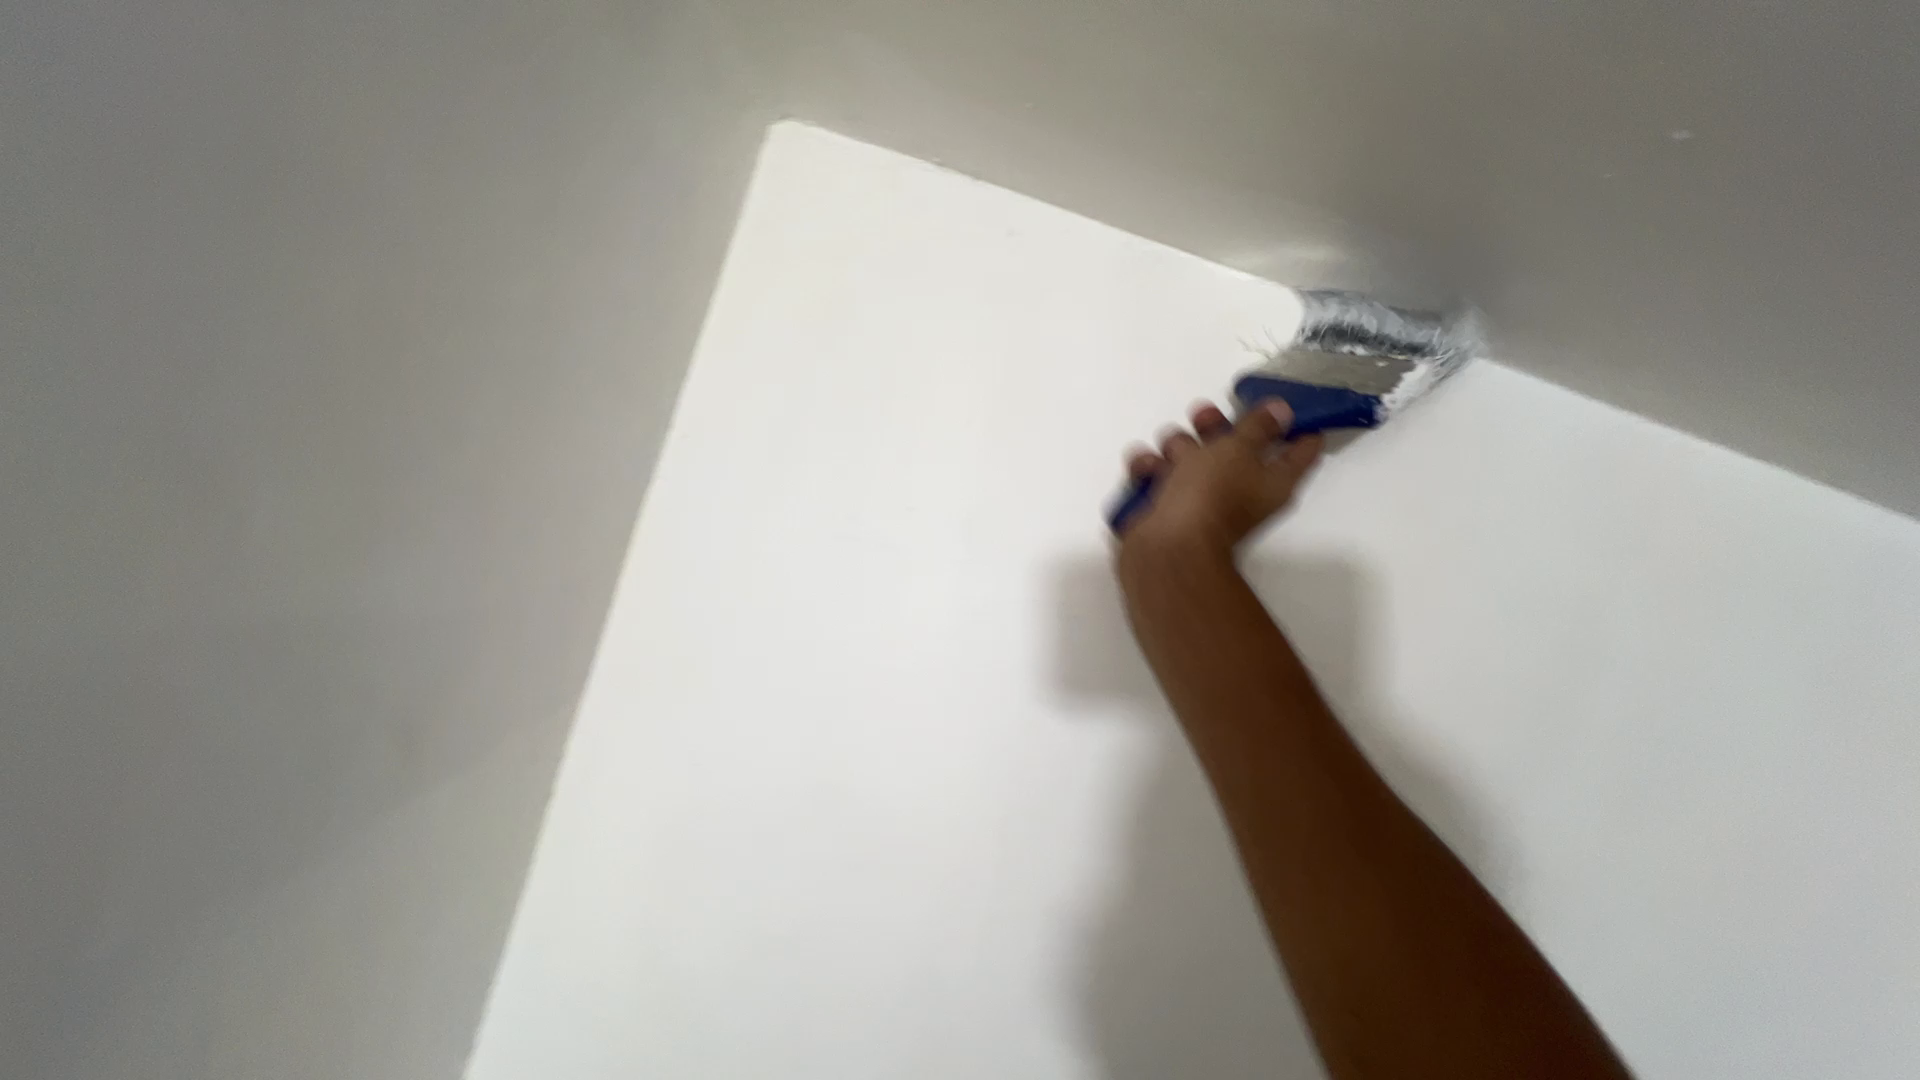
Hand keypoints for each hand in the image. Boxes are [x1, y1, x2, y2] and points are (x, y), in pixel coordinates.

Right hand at [1116, 399, 1324, 559]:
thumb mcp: (1239, 450)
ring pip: (1190, 456)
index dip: (1296, 420)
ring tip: (1168, 451)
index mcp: (1275, 480)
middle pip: (1235, 445)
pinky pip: (1160, 475)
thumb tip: (1282, 410)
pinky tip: (1144, 468)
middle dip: (1215, 426)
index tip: (1276, 398)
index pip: (1303, 447)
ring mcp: (1202, 499)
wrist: (1166, 548)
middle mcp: (1242, 489)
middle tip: (1201, 415)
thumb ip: (1259, 426)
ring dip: (1175, 446)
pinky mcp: (1167, 506)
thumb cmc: (1211, 495)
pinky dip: (1150, 468)